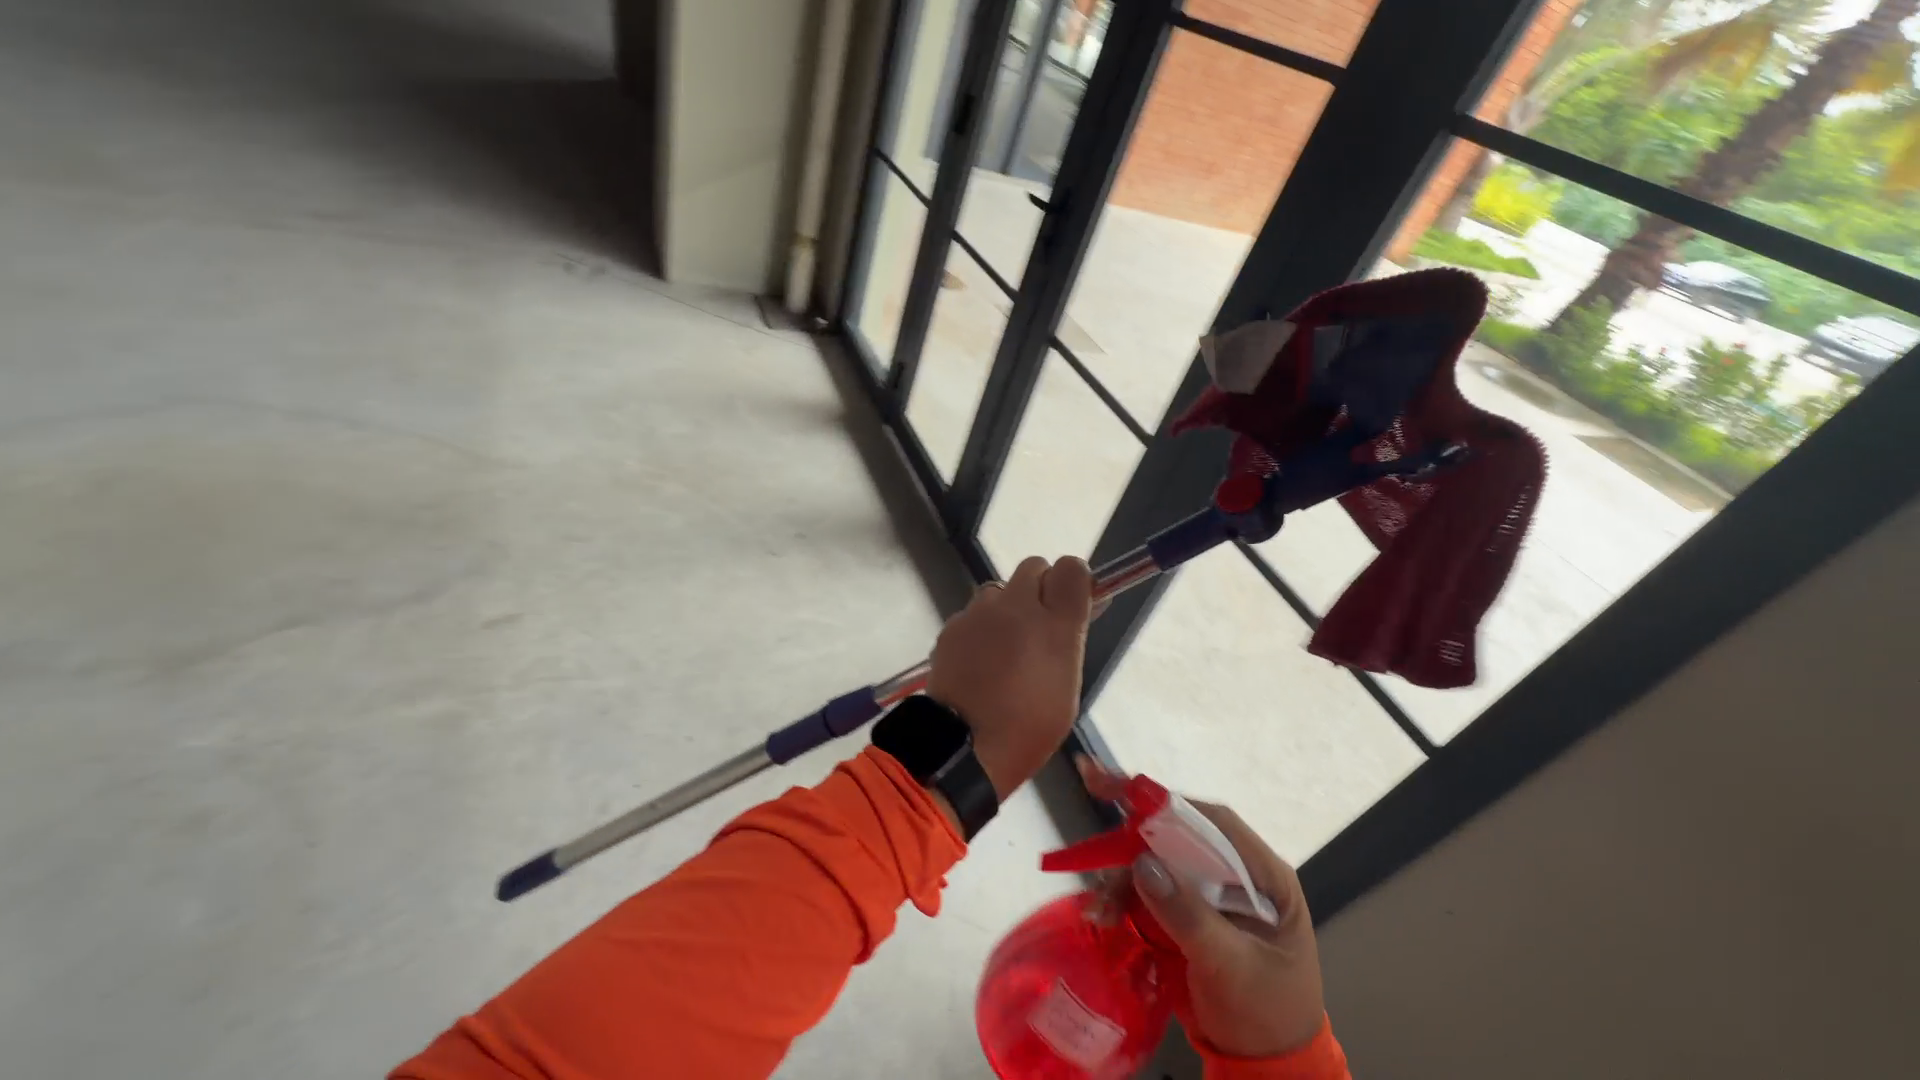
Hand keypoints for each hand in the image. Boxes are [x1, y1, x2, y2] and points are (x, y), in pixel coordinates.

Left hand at [926, 556, 1092, 798]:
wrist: (965, 747)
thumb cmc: (1029, 728)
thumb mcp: (1067, 687)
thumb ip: (1068, 640)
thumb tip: (1073, 611)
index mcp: (1056, 625)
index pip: (1072, 568)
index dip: (1073, 581)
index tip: (1071, 602)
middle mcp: (1017, 608)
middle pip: (1034, 567)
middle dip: (1039, 587)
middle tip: (1038, 623)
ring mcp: (979, 614)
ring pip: (998, 589)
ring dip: (1006, 607)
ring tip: (1003, 647)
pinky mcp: (951, 626)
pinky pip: (972, 614)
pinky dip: (979, 629)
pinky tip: (977, 661)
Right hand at [1080, 759, 1327, 1058]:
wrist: (1264, 1068)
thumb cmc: (1265, 1014)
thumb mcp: (1231, 966)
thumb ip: (1189, 915)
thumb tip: (1142, 863)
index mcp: (1265, 878)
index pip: (1216, 825)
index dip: (1171, 804)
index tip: (1127, 791)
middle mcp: (1237, 877)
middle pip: (1181, 837)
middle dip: (1135, 831)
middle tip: (1093, 789)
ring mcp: (1209, 896)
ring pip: (1159, 864)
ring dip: (1123, 876)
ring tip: (1098, 906)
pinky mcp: (1186, 917)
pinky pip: (1149, 895)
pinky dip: (1123, 900)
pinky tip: (1102, 914)